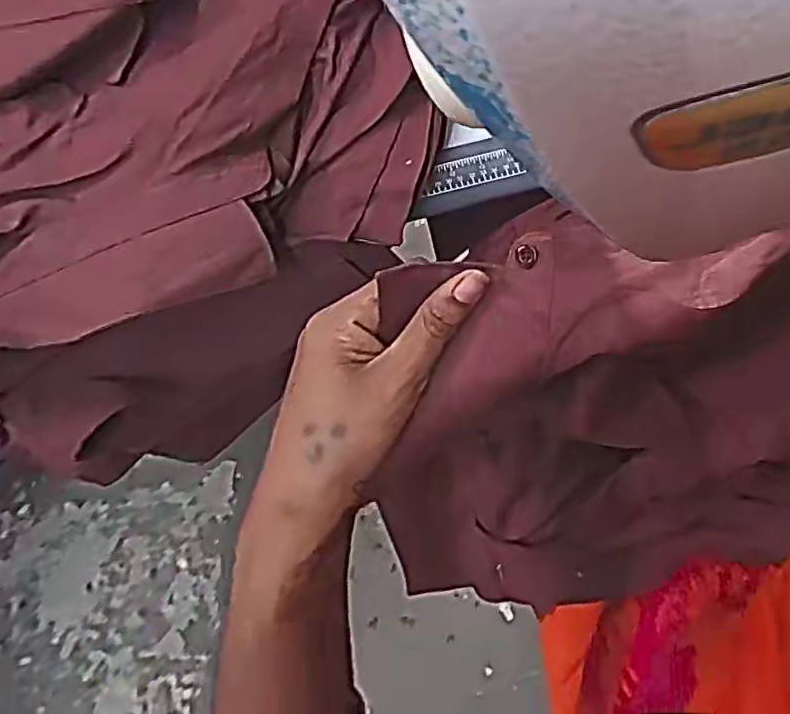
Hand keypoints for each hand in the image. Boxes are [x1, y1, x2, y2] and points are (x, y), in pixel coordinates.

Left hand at [241, 270, 488, 558]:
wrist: (305, 510)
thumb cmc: (337, 448)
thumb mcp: (398, 378)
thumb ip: (435, 324)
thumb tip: (469, 279)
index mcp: (335, 319)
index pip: (403, 280)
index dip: (445, 282)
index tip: (484, 287)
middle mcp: (333, 329)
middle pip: (402, 301)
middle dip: (440, 310)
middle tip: (480, 317)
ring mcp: (340, 353)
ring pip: (401, 326)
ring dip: (431, 335)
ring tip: (462, 343)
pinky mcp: (350, 376)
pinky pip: (394, 348)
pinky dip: (419, 354)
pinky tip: (437, 366)